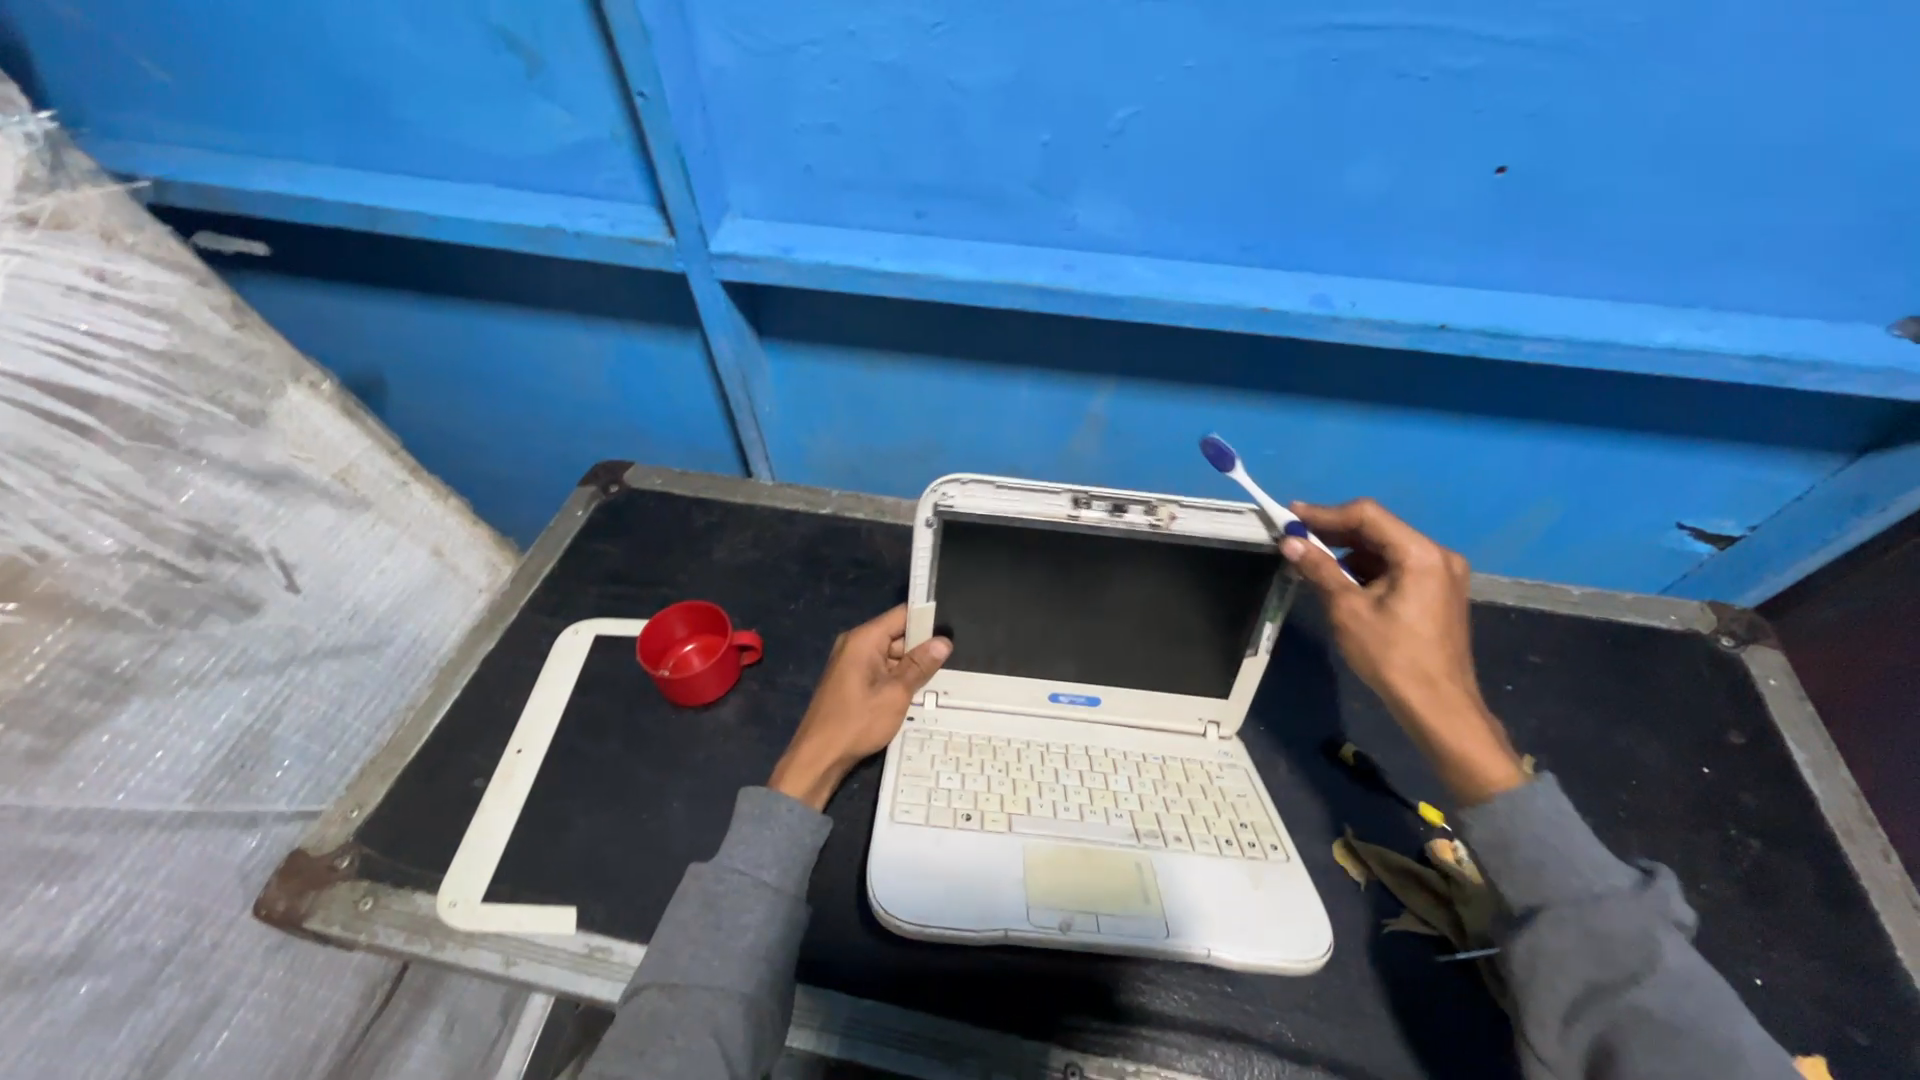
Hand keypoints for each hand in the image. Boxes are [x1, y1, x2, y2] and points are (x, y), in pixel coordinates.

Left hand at [768, 605, 951, 809]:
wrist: (819, 756)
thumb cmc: (857, 723)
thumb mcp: (896, 694)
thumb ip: (920, 666)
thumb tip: (943, 642)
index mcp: (864, 639)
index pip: (902, 615)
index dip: (927, 620)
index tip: (951, 631)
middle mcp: (855, 644)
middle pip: (897, 634)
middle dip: (921, 647)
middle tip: (950, 660)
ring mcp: (852, 662)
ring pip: (891, 654)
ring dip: (910, 666)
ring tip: (936, 678)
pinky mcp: (851, 679)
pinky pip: (881, 668)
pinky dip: (897, 677)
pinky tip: (913, 692)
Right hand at [1283, 498, 1524, 804]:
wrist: (1437, 705)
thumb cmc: (1391, 656)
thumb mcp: (1347, 610)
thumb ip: (1320, 569)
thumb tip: (1290, 542)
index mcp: (1420, 554)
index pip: (1368, 515)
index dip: (1325, 513)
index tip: (1291, 517)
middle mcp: (1437, 555)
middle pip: (1379, 529)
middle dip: (1335, 532)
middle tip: (1295, 538)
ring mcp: (1442, 574)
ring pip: (1386, 549)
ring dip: (1348, 553)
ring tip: (1311, 562)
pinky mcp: (1438, 592)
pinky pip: (1397, 567)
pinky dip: (1367, 570)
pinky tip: (1340, 582)